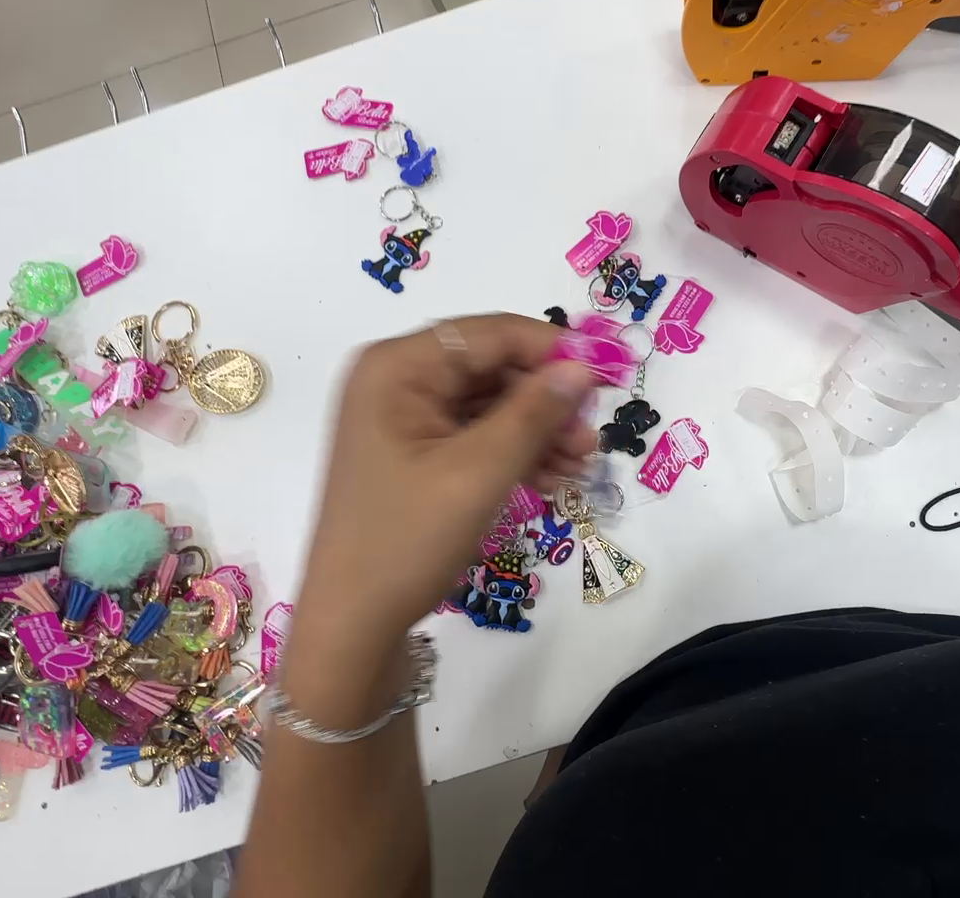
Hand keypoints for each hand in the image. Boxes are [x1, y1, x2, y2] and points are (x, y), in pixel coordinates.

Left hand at [296, 314, 595, 658]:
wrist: (352, 626)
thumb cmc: (406, 541)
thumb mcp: (478, 473)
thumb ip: (534, 413)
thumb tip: (583, 368)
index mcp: (396, 367)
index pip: (490, 334)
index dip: (552, 349)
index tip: (606, 375)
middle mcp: (396, 379)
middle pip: (492, 367)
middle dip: (546, 400)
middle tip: (591, 436)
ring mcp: (404, 417)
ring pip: (490, 403)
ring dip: (538, 430)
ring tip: (580, 465)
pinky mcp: (414, 450)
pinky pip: (476, 433)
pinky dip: (514, 451)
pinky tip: (551, 479)